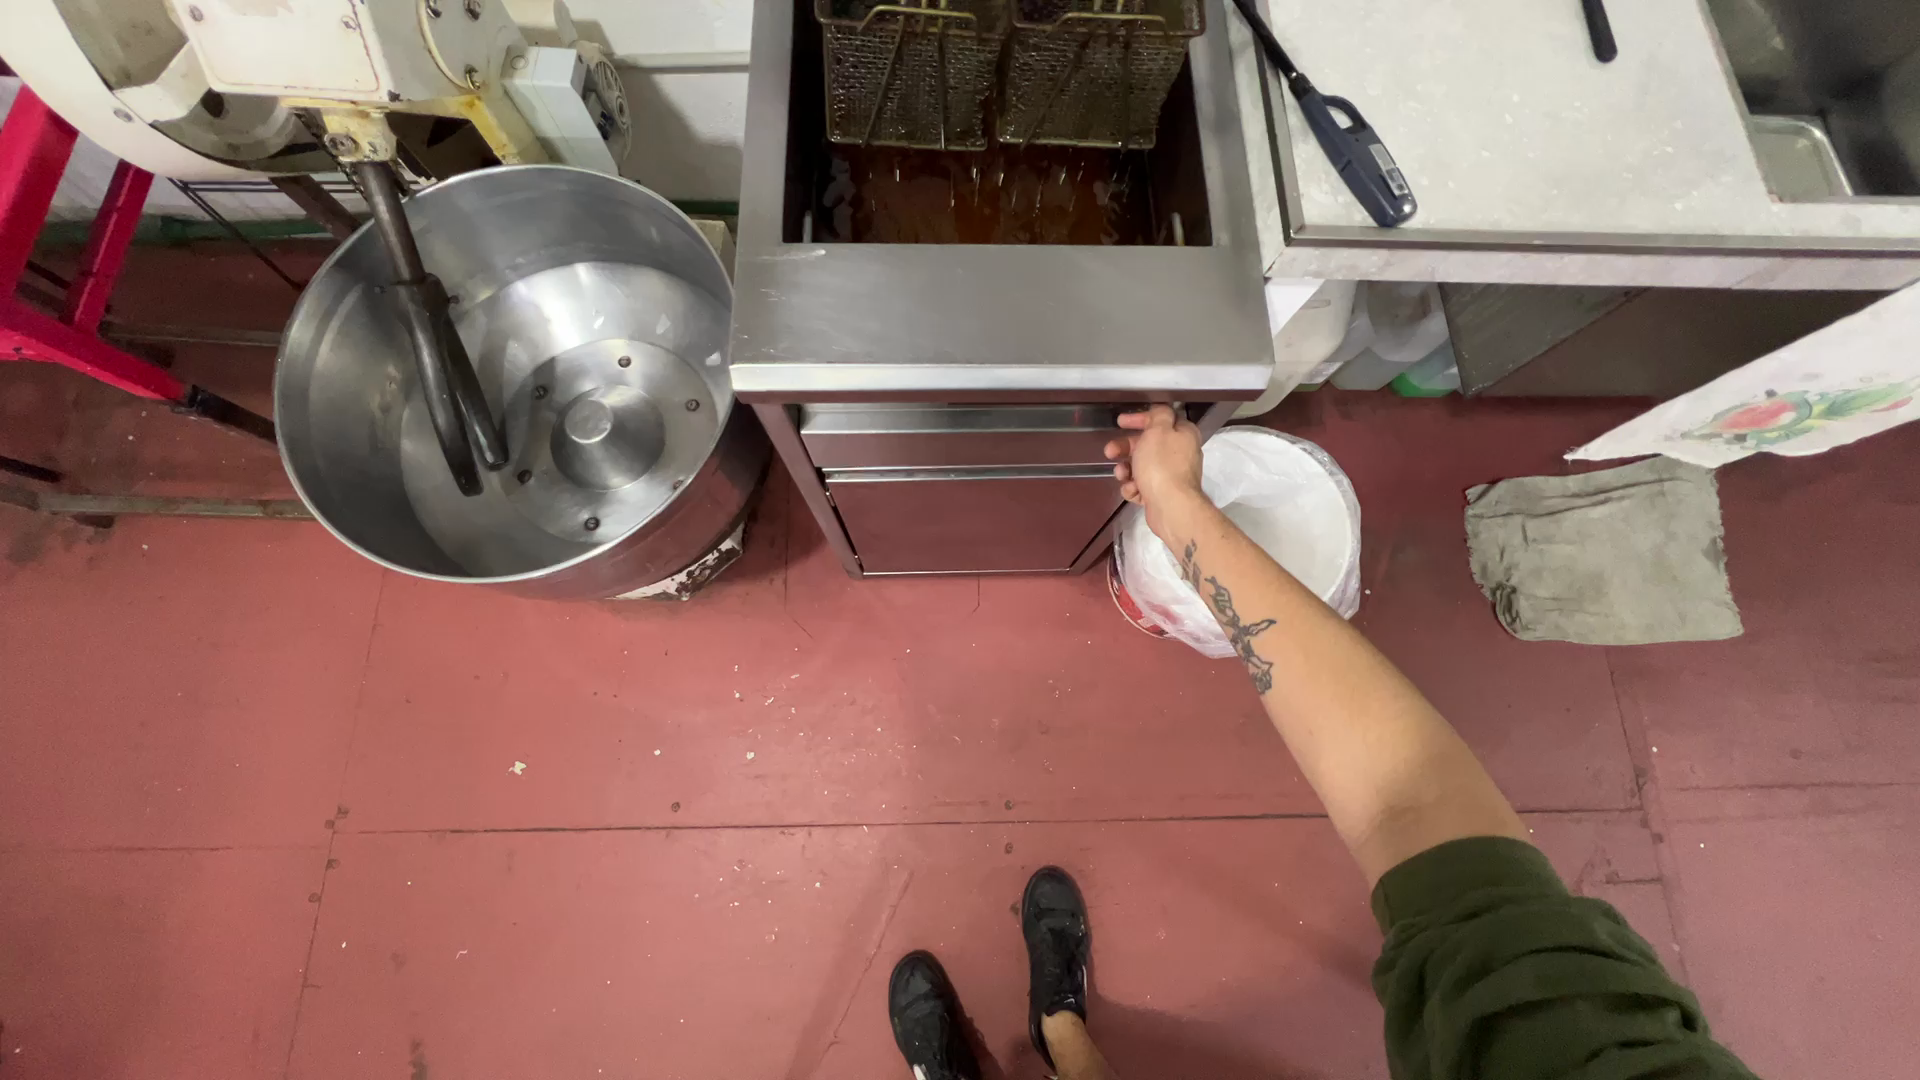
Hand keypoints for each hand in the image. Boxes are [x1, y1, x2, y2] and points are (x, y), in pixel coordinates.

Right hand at [1105, 405, 1205, 540]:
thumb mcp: (1158, 431)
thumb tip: (1161, 412)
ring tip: (1122, 475)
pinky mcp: (1162, 494)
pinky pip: (1142, 485)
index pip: (1160, 420)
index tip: (1120, 422)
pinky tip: (1133, 490)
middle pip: (1147, 445)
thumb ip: (1158, 415)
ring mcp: (1171, 475)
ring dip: (1126, 470)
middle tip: (1110, 452)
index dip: (1139, 419)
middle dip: (1125, 448)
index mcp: (1183, 435)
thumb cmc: (1161, 465)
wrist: (1170, 506)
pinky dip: (1134, 487)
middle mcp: (1179, 454)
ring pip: (1141, 466)